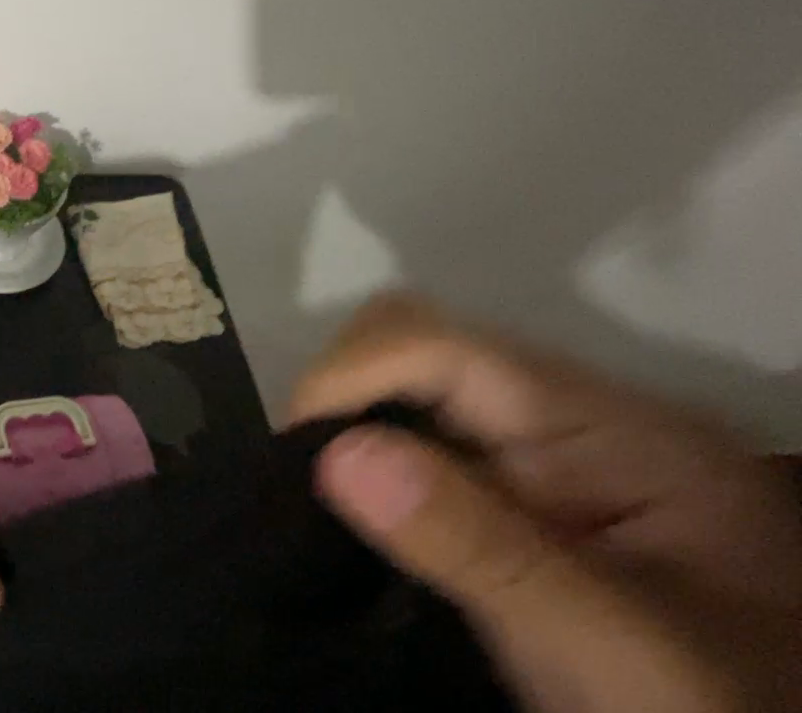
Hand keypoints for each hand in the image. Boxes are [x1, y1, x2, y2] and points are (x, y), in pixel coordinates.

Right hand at [293, 294, 801, 711]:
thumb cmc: (718, 710)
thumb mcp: (617, 651)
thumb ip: (485, 550)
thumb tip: (337, 454)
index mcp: (620, 431)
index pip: (443, 346)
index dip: (349, 376)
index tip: (299, 455)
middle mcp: (577, 416)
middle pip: (416, 340)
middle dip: (343, 394)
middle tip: (312, 479)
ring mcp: (546, 448)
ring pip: (405, 381)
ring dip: (350, 425)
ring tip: (328, 498)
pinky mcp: (518, 484)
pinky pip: (416, 433)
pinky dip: (368, 457)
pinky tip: (362, 510)